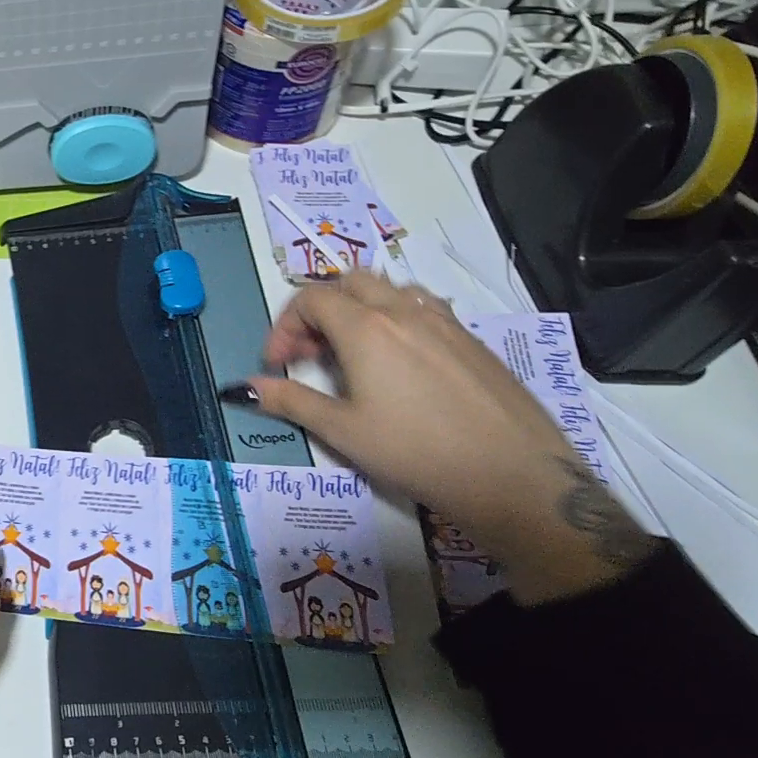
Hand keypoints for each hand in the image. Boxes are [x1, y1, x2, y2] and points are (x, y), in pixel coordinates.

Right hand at [249, 273, 654, 602]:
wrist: (513, 476)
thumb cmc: (414, 452)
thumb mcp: (341, 431)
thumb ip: (289, 400)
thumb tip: (243, 386)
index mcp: (366, 328)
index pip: (311, 299)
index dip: (284, 326)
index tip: (278, 364)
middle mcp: (404, 312)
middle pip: (349, 281)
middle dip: (318, 309)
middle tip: (310, 353)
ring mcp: (444, 322)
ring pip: (389, 289)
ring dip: (358, 308)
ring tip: (351, 353)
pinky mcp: (471, 340)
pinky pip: (422, 307)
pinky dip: (394, 319)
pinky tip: (397, 363)